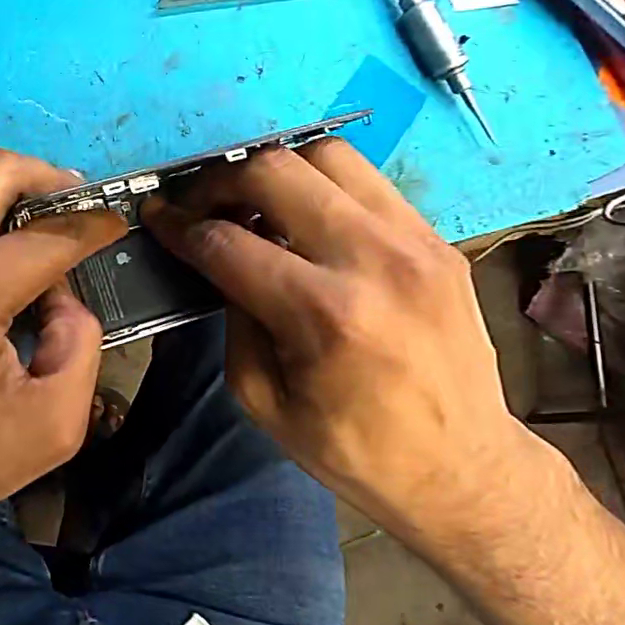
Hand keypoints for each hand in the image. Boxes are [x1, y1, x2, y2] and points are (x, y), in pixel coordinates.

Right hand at [142, 137, 535, 541]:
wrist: (465, 470)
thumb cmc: (355, 451)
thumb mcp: (262, 398)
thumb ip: (233, 315)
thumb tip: (219, 256)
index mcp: (323, 315)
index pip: (227, 242)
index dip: (178, 225)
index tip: (159, 216)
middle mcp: (371, 261)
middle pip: (274, 172)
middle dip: (220, 182)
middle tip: (203, 205)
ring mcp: (413, 241)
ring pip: (325, 154)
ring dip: (275, 171)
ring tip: (257, 204)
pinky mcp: (436, 238)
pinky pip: (365, 179)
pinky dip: (321, 186)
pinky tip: (307, 217)